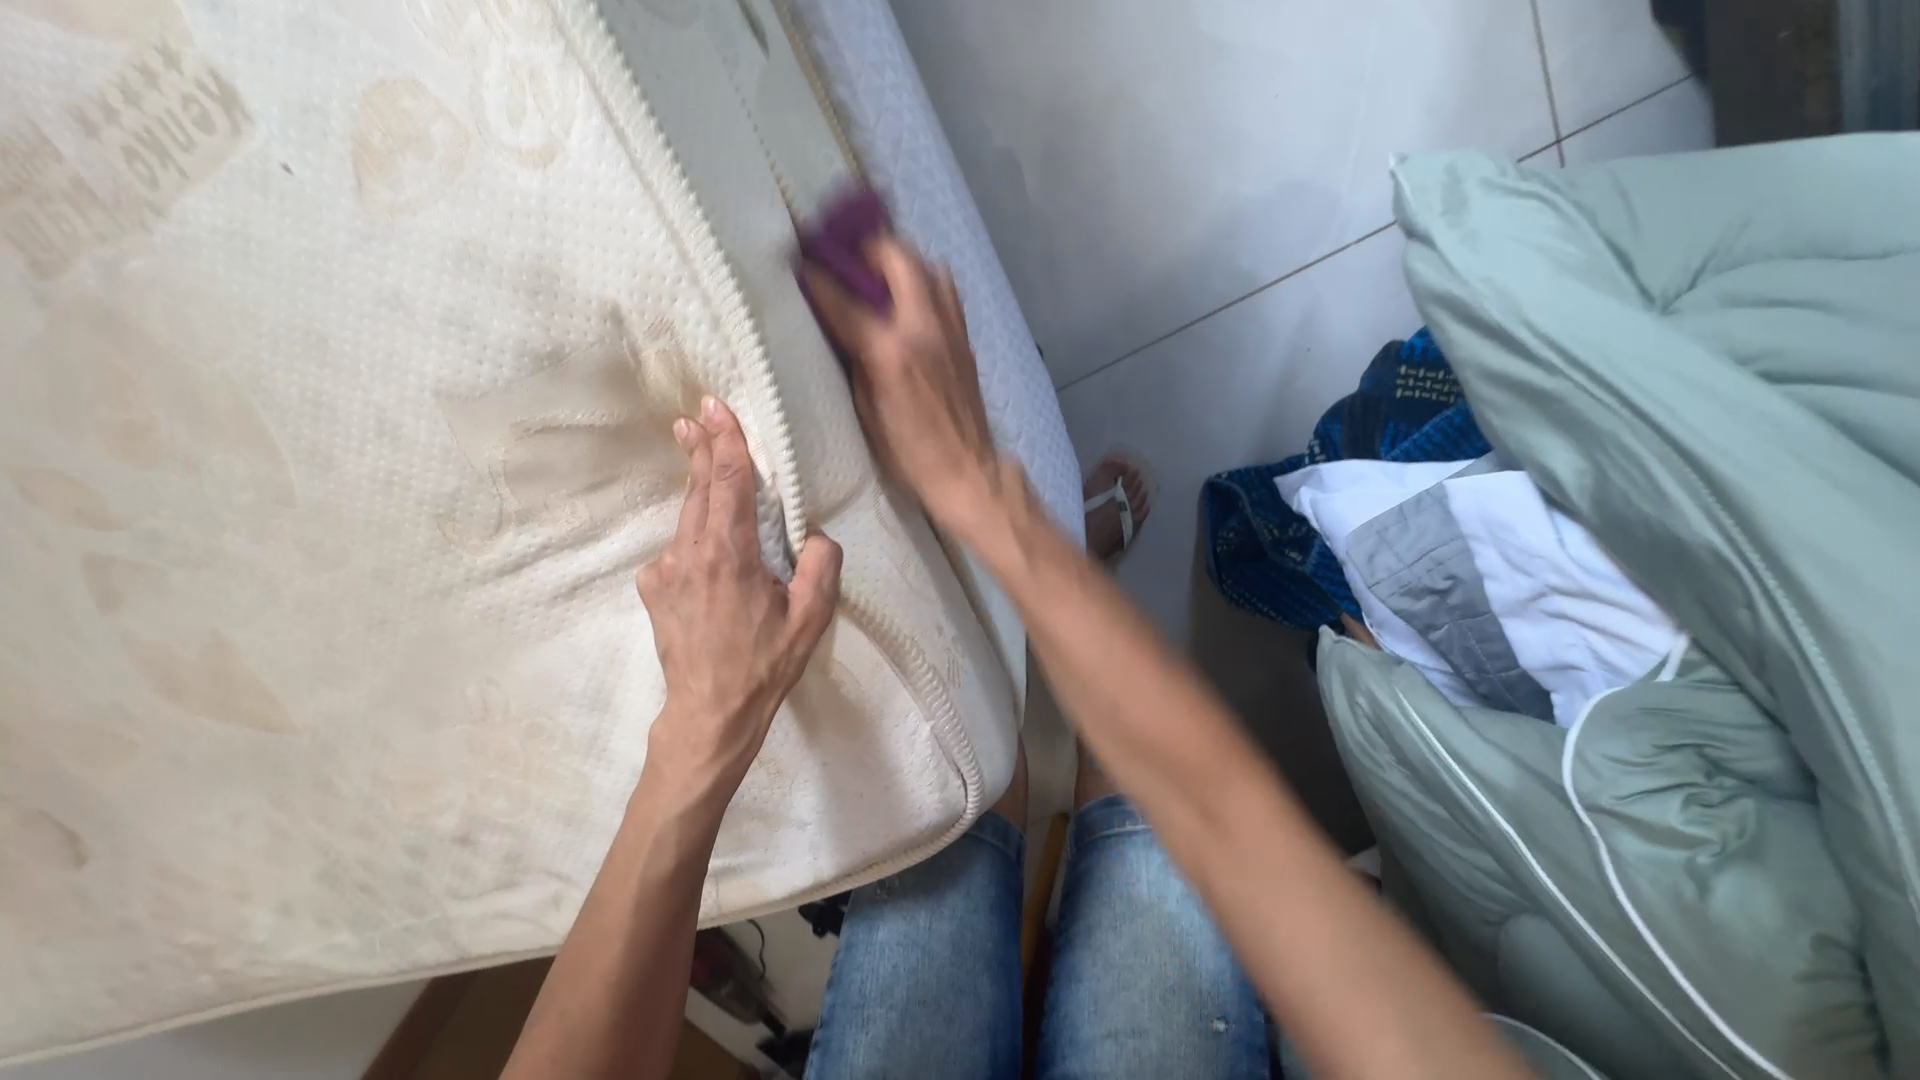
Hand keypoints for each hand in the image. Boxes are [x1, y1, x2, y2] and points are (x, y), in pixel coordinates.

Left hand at [636, 397, 842, 799]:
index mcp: (729, 554)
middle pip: (698, 488)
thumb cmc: (765, 664)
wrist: (709, 713)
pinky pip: (678, 549)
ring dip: (698, 486)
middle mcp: (689, 553)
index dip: (725, 440)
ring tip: (698, 454)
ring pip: (686, 517)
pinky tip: (707, 549)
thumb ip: (822, 564)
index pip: (728, 482)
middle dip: (700, 447)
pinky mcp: (652, 588)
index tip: (716, 407)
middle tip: (696, 414)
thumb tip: (814, 533)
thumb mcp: (812, 617)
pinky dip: (694, 536)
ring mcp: (663, 570)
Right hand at [801, 236, 1004, 530]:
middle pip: (899, 258)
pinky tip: (910, 304)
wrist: (966, 469)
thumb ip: (851, 360)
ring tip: (883, 278)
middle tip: (849, 259)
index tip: (801, 265)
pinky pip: (946, 292)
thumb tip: (836, 327)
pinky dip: (925, 285)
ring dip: (904, 264)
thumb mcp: (864, 409)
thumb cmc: (907, 452)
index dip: (818, 279)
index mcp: (890, 351)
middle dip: (870, 250)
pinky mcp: (965, 338)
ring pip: (931, 268)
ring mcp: (950, 329)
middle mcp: (924, 328)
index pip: (845, 300)